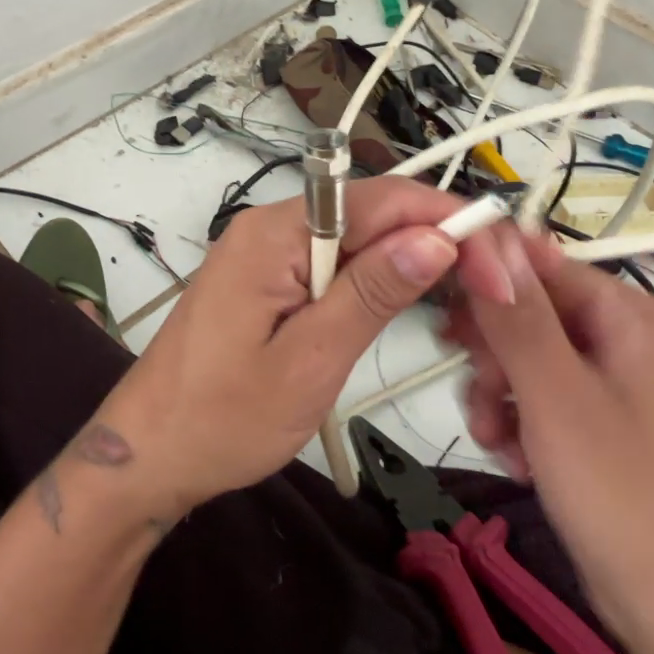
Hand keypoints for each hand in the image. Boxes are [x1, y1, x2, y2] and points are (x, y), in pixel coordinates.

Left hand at [107, 176, 465, 511]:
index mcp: (276, 233)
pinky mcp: (263, 280)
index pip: (383, 200)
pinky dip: (372, 280)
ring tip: (464, 300)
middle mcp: (268, 227)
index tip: (504, 271)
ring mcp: (263, 252)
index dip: (452, 222)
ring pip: (356, 237)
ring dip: (409, 261)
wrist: (149, 453)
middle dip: (438, 239)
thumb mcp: (309, 360)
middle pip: (372, 212)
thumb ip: (371, 294)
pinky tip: (401, 304)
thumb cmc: (222, 419)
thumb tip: (436, 236)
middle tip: (494, 293)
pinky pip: (330, 263)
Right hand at [447, 227, 653, 653]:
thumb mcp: (555, 398)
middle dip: (493, 355)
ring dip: (501, 397)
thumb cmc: (625, 496)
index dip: (486, 282)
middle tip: (477, 396)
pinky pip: (552, 403)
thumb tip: (488, 232)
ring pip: (534, 363)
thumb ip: (517, 314)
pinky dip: (526, 427)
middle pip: (534, 315)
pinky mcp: (615, 431)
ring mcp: (627, 390)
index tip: (440, 317)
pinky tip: (520, 463)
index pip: (540, 264)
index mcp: (634, 319)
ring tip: (497, 444)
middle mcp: (635, 343)